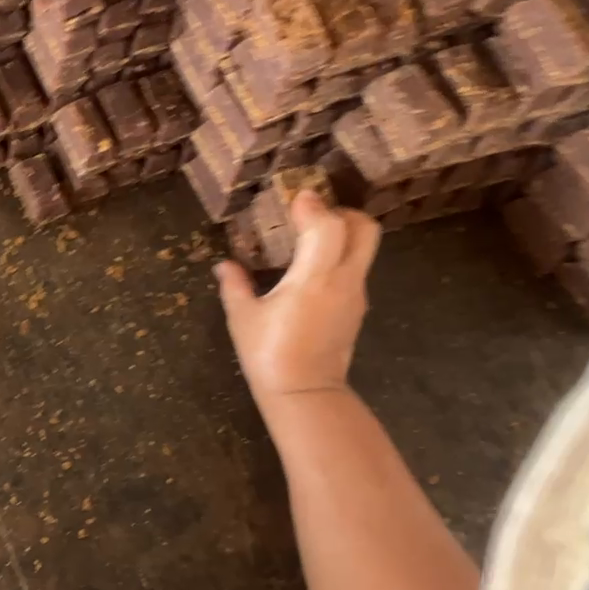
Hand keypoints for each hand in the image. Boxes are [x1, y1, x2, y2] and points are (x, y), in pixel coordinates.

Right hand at [215, 192, 380, 405]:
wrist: (304, 392)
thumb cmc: (267, 353)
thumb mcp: (242, 318)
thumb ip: (234, 285)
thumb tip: (224, 265)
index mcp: (314, 278)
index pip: (327, 226)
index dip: (312, 206)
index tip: (296, 197)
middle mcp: (344, 280)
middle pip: (364, 229)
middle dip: (342, 213)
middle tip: (314, 215)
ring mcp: (355, 294)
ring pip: (364, 248)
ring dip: (343, 234)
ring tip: (312, 239)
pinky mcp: (357, 308)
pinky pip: (355, 270)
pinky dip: (339, 257)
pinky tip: (313, 270)